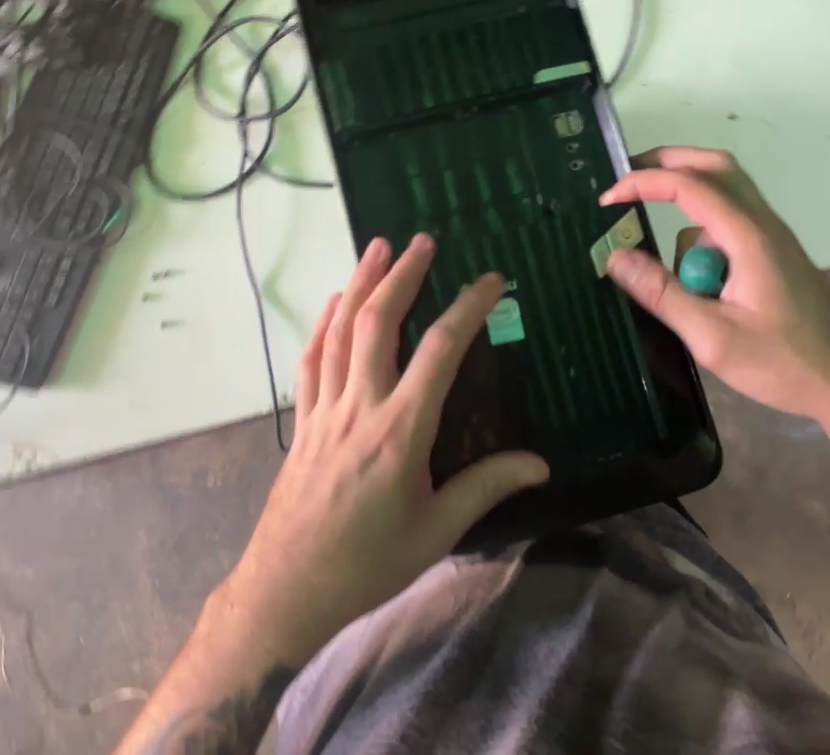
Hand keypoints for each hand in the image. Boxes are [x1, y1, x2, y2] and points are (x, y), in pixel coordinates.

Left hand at [217, 234, 549, 665]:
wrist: (289, 588)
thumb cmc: (369, 563)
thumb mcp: (437, 532)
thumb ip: (486, 488)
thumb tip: (540, 464)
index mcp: (401, 431)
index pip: (440, 352)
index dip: (467, 308)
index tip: (490, 280)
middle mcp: (361, 407)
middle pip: (377, 324)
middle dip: (401, 276)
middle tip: (421, 240)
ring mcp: (325, 410)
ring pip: (340, 332)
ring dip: (359, 285)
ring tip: (377, 247)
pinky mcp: (302, 421)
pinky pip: (311, 361)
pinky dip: (323, 324)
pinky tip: (333, 302)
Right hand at [599, 146, 829, 422]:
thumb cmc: (784, 365)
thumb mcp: (713, 337)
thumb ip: (662, 294)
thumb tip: (615, 257)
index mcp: (749, 237)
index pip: (689, 185)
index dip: (643, 182)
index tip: (606, 200)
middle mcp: (763, 225)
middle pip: (714, 167)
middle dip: (667, 164)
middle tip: (627, 182)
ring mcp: (772, 238)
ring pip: (723, 196)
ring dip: (687, 215)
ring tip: (673, 275)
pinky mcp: (774, 256)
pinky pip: (729, 227)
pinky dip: (704, 238)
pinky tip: (701, 289)